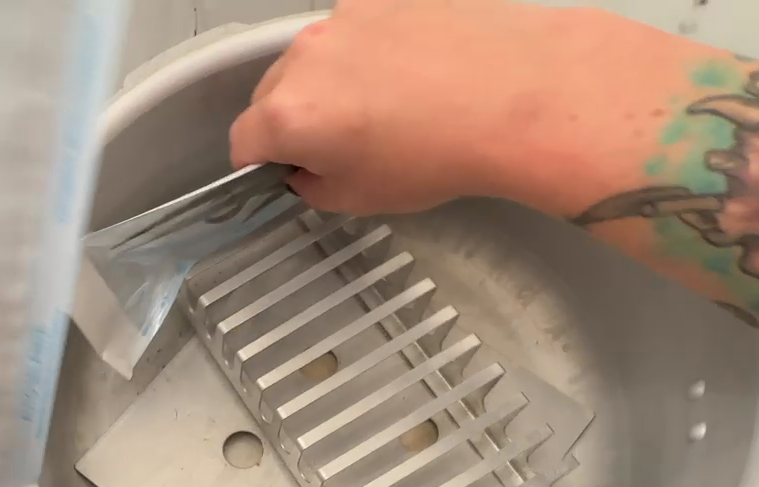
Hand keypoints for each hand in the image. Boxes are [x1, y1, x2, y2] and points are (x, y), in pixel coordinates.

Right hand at [229, 0, 698, 215]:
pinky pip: (353, 34)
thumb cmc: (436, 153)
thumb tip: (304, 168)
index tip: (280, 173)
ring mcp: (345, 17)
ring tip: (378, 114)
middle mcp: (304, 56)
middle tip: (335, 150)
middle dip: (288, 123)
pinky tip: (404, 81)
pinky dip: (362, 58)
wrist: (516, 96)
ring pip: (310, 61)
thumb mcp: (355, 198)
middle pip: (269, 94)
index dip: (257, 165)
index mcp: (287, 113)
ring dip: (325, 88)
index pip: (242, 141)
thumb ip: (309, 184)